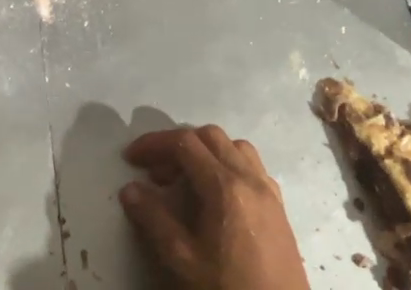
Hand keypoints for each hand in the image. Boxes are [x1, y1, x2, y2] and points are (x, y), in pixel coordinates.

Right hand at [119, 125, 309, 289]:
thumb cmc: (228, 289)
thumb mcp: (183, 260)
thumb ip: (154, 219)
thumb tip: (130, 190)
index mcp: (225, 187)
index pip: (184, 143)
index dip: (154, 144)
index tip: (131, 159)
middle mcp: (250, 180)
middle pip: (210, 137)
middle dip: (178, 145)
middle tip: (157, 173)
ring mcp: (269, 194)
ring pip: (235, 148)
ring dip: (206, 152)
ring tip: (187, 180)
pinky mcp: (280, 210)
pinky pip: (252, 169)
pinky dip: (229, 167)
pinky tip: (217, 197)